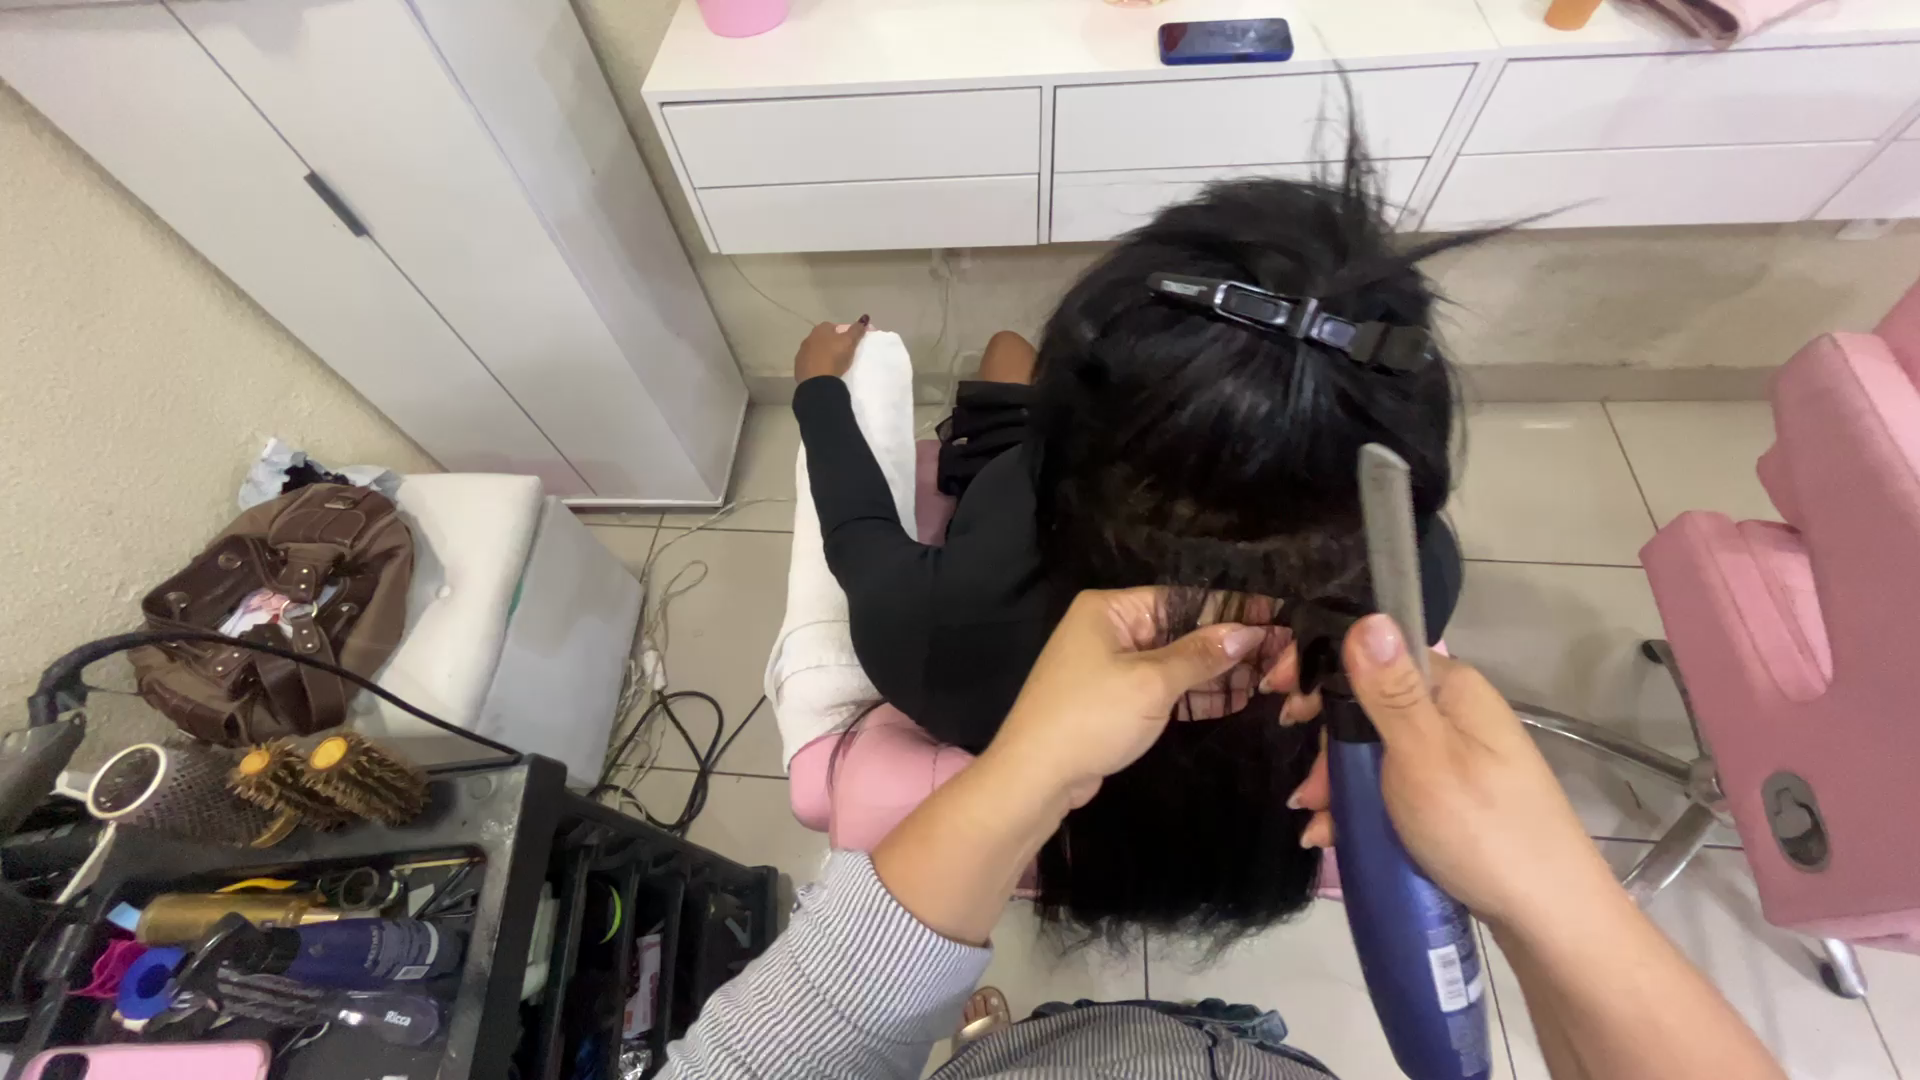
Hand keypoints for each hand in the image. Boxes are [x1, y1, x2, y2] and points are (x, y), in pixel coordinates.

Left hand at [792, 318, 868, 381]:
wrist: (818, 381)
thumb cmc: (834, 357)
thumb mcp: (849, 343)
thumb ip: (856, 330)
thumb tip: (864, 318)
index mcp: (820, 330)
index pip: (831, 326)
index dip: (840, 333)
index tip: (847, 342)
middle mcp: (808, 338)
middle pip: (821, 338)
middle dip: (829, 343)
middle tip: (840, 353)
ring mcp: (801, 353)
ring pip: (813, 351)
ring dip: (820, 354)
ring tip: (831, 365)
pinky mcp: (799, 368)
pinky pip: (808, 364)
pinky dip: (814, 366)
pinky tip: (822, 373)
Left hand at [982, 587, 1274, 808]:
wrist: (1036, 775)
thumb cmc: (1092, 717)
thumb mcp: (1151, 683)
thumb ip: (1200, 655)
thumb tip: (1248, 631)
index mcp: (1109, 609)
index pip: (1180, 599)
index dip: (1228, 610)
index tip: (1276, 616)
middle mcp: (1108, 629)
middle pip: (1178, 630)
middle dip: (1226, 645)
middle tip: (1282, 654)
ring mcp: (1110, 665)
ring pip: (1173, 661)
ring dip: (1214, 673)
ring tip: (1271, 678)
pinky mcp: (1115, 698)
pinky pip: (1162, 687)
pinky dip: (1193, 694)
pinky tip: (1235, 699)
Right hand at [1289, 614, 1616, 930]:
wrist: (1550, 923)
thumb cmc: (1480, 829)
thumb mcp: (1423, 755)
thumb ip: (1389, 689)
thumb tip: (1368, 615)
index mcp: (1450, 689)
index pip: (1372, 652)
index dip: (1319, 669)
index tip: (1276, 694)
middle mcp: (1450, 712)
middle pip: (1364, 705)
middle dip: (1325, 743)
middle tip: (1304, 782)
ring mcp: (1450, 754)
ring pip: (1370, 749)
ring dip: (1334, 779)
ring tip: (1314, 817)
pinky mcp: (1447, 792)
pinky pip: (1386, 782)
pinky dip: (1355, 802)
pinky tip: (1331, 831)